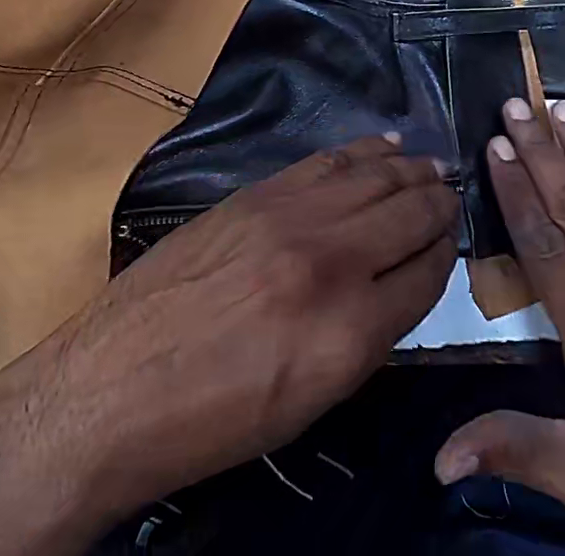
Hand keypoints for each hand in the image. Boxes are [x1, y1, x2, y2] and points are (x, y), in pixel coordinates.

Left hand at [0, 136, 457, 555]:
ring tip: (431, 165)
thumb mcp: (313, 399)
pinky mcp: (256, 195)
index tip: (452, 241)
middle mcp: (331, 261)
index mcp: (351, 329)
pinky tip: (384, 146)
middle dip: (439, 203)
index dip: (447, 254)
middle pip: (410, 213)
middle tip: (453, 196)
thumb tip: (403, 283)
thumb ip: (371, 336)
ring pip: (374, 176)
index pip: (426, 273)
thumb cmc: (217, 418)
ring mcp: (290, 218)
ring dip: (410, 169)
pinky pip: (326, 161)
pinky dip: (363, 151)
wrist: (112, 392)